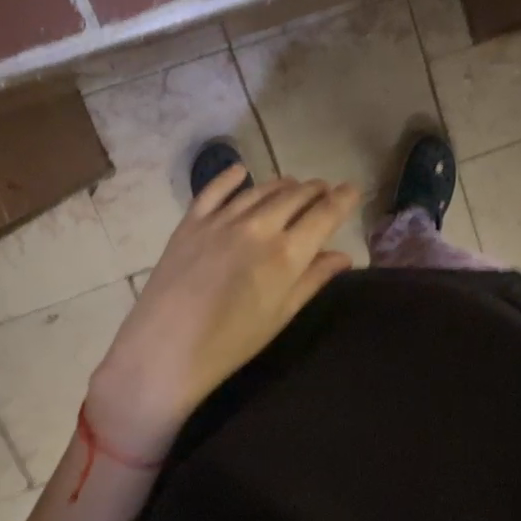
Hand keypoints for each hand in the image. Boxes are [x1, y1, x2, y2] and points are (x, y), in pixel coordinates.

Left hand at [85, 167, 359, 461]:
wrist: (167, 349)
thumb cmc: (233, 342)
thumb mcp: (282, 314)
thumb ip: (314, 279)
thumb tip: (344, 256)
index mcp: (287, 253)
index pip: (325, 214)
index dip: (343, 199)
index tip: (352, 190)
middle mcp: (258, 227)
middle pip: (295, 196)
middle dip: (315, 190)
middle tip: (325, 190)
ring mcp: (222, 220)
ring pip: (261, 189)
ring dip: (283, 184)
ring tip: (294, 185)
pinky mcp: (191, 222)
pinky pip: (215, 190)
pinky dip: (231, 177)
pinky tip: (241, 172)